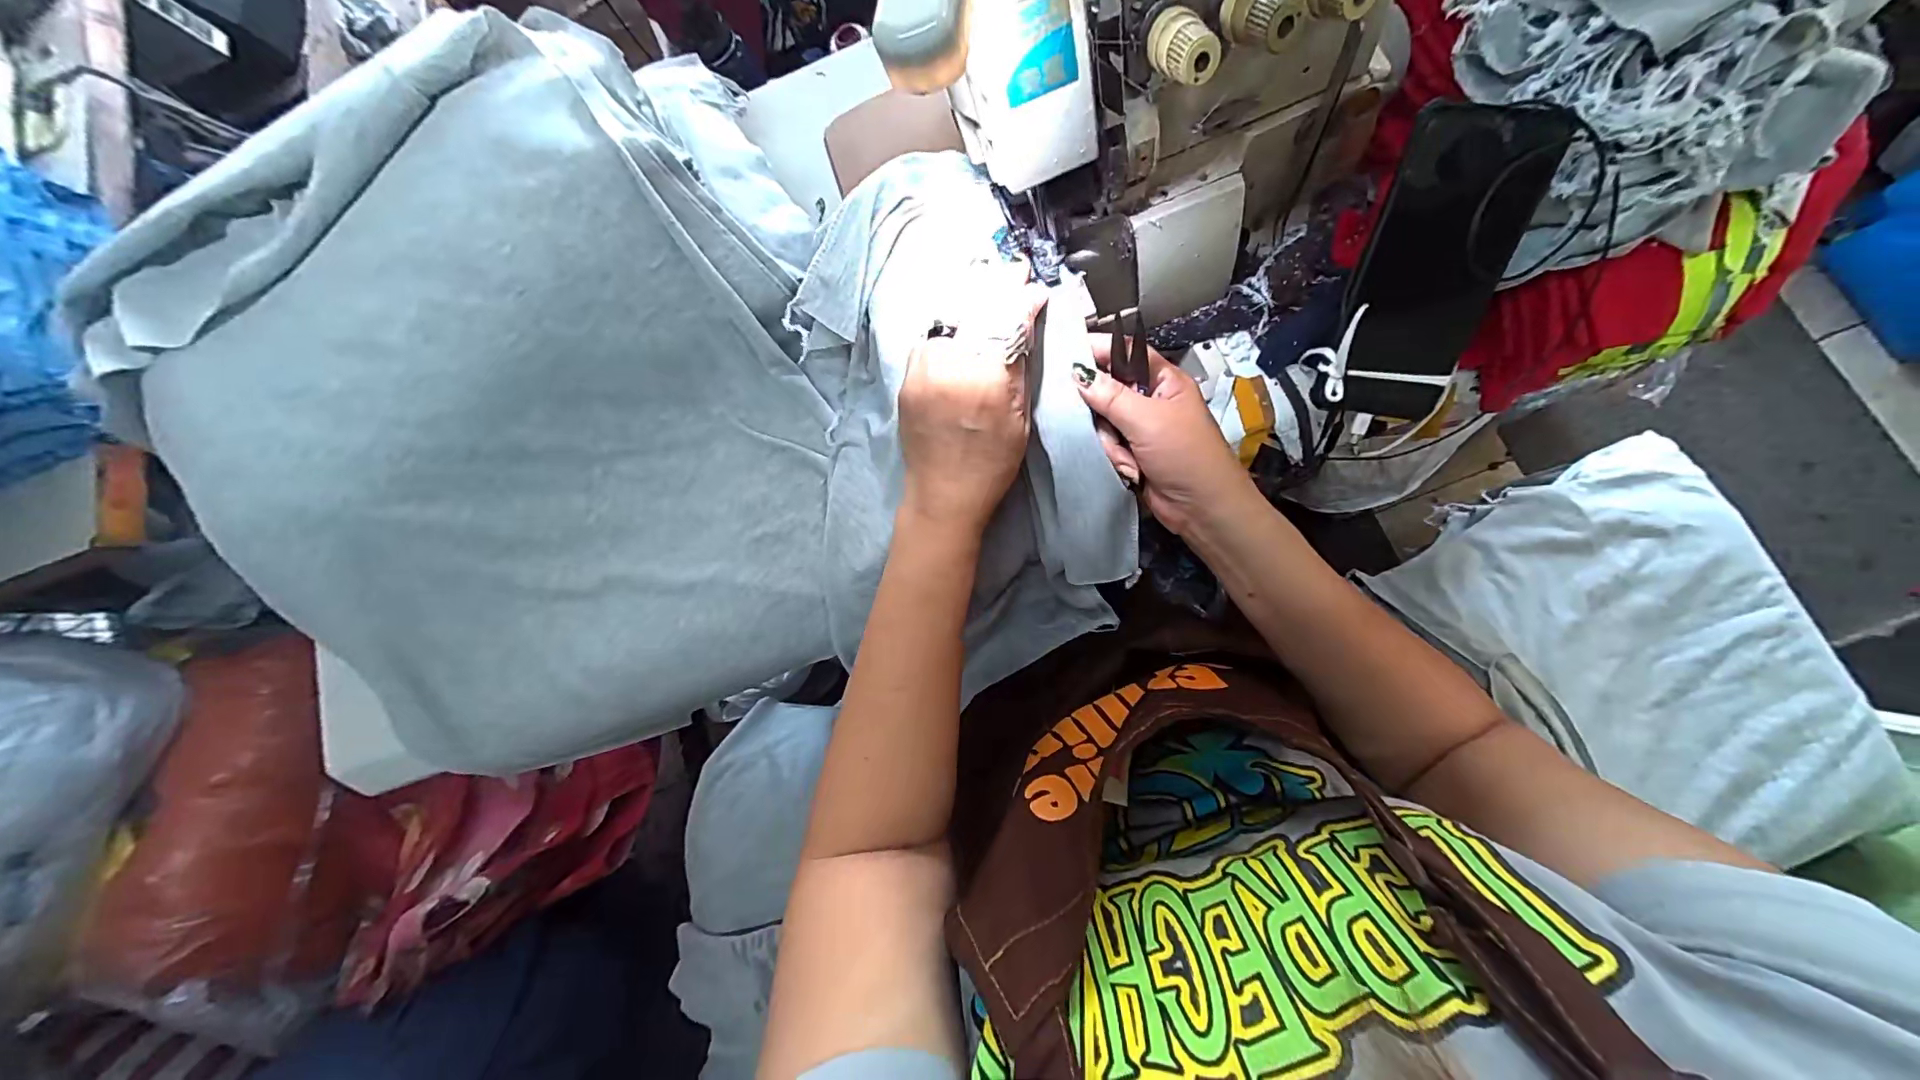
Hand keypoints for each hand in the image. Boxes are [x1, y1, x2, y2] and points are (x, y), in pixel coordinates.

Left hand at [897, 266, 1048, 535]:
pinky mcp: (907, 377)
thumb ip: (1019, 367)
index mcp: (984, 380)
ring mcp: (922, 370)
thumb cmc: (991, 466)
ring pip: (949, 316)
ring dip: (971, 295)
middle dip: (998, 284)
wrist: (942, 495)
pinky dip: (950, 319)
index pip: (1007, 322)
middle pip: (976, 309)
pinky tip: (963, 312)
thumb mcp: (1020, 419)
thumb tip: (1026, 325)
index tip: (1036, 289)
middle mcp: (948, 367)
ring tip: (989, 280)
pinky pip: (931, 336)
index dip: (1023, 300)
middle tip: (1015, 269)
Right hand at [1076, 336, 1259, 537]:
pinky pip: (1107, 445)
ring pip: (1102, 421)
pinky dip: (1115, 458)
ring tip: (1129, 458)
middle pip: (1106, 390)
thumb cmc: (1185, 455)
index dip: (1099, 351)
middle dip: (1103, 412)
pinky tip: (1130, 470)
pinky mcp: (1131, 452)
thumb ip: (1110, 395)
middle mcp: (1150, 400)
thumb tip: (1078, 373)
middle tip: (1105, 424)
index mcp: (1163, 381)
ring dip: (1111, 443)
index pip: (1126, 353)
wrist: (1201, 508)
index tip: (1069, 356)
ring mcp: (1140, 427)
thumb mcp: (1147, 419)